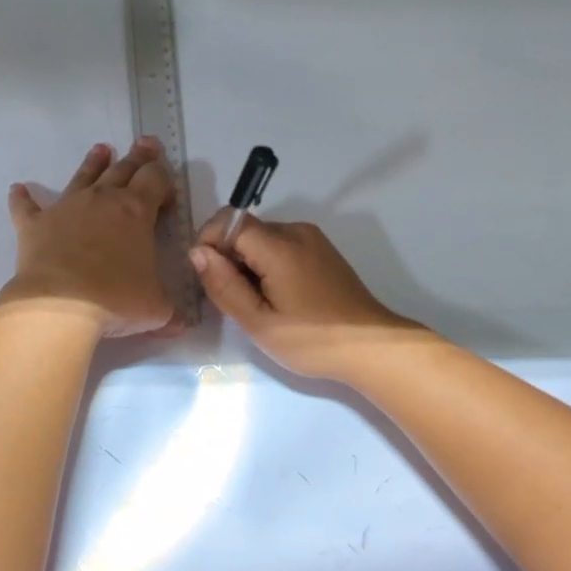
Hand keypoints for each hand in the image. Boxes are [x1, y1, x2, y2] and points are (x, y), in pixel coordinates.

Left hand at [0, 138, 177, 337]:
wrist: (59, 305)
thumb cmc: (115, 300)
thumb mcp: (156, 308)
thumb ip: (170, 310)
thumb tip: (183, 323)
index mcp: (136, 212)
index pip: (155, 180)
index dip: (164, 179)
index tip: (167, 189)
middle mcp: (102, 200)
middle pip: (123, 169)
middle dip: (137, 157)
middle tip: (145, 143)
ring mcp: (66, 208)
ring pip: (83, 177)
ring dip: (93, 163)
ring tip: (101, 149)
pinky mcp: (35, 224)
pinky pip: (27, 207)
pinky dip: (23, 198)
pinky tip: (17, 189)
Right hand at [190, 212, 431, 381]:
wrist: (373, 348)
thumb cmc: (313, 340)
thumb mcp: (260, 322)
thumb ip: (224, 285)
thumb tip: (196, 252)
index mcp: (279, 245)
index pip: (228, 221)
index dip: (209, 243)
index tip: (206, 277)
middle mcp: (296, 231)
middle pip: (246, 229)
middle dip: (228, 257)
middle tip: (232, 300)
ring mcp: (312, 239)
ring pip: (263, 239)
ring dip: (248, 263)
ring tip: (256, 304)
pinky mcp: (322, 251)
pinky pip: (282, 246)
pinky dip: (268, 265)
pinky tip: (278, 298)